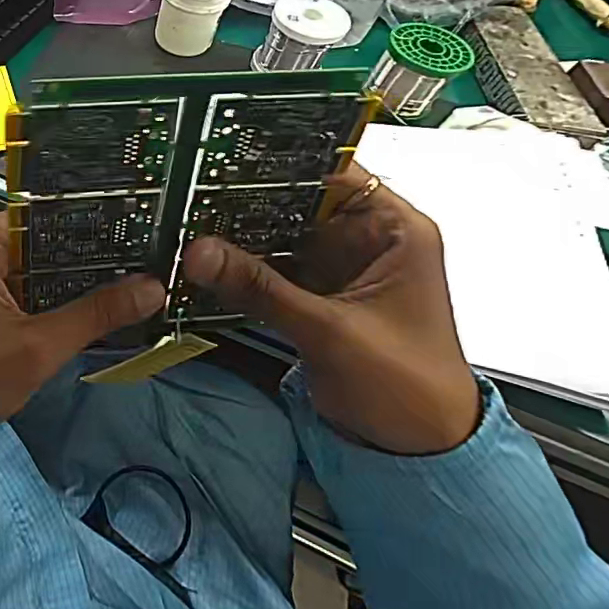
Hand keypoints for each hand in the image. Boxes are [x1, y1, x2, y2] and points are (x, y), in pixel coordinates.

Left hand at [0, 214, 165, 491]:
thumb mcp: (39, 347)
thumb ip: (97, 313)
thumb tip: (155, 286)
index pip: (54, 212)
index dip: (102, 220)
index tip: (150, 228)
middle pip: (56, 237)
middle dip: (102, 253)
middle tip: (159, 257)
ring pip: (52, 264)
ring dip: (90, 278)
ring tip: (148, 276)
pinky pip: (41, 286)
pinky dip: (70, 297)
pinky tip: (112, 303)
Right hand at [182, 165, 480, 454]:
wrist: (416, 450)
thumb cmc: (405, 386)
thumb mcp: (330, 332)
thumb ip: (263, 290)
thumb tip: (201, 253)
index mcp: (393, 229)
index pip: (334, 174)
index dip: (284, 163)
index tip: (230, 158)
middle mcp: (364, 238)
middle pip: (299, 203)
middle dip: (251, 198)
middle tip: (196, 186)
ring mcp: (336, 265)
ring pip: (280, 234)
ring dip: (242, 232)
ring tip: (191, 215)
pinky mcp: (315, 292)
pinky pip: (273, 266)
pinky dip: (244, 264)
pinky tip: (207, 256)